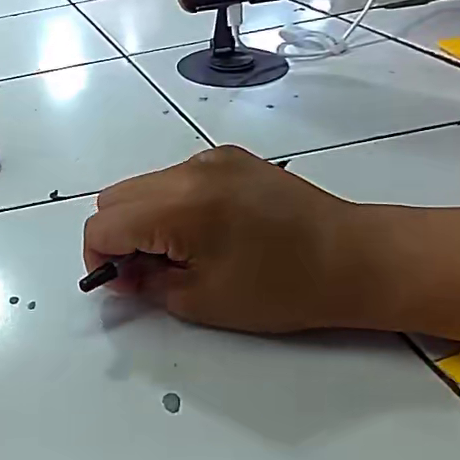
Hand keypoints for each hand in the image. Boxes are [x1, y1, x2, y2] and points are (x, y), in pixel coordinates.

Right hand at [81, 146, 382, 332]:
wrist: (361, 258)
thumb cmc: (284, 289)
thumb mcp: (200, 302)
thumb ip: (144, 284)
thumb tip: (122, 272)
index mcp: (180, 208)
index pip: (102, 226)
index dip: (98, 258)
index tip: (121, 282)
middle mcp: (188, 172)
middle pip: (112, 199)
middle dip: (116, 236)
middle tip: (146, 269)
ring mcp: (209, 159)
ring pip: (139, 186)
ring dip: (141, 219)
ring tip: (177, 250)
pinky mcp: (228, 157)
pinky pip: (172, 177)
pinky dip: (168, 203)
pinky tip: (203, 229)